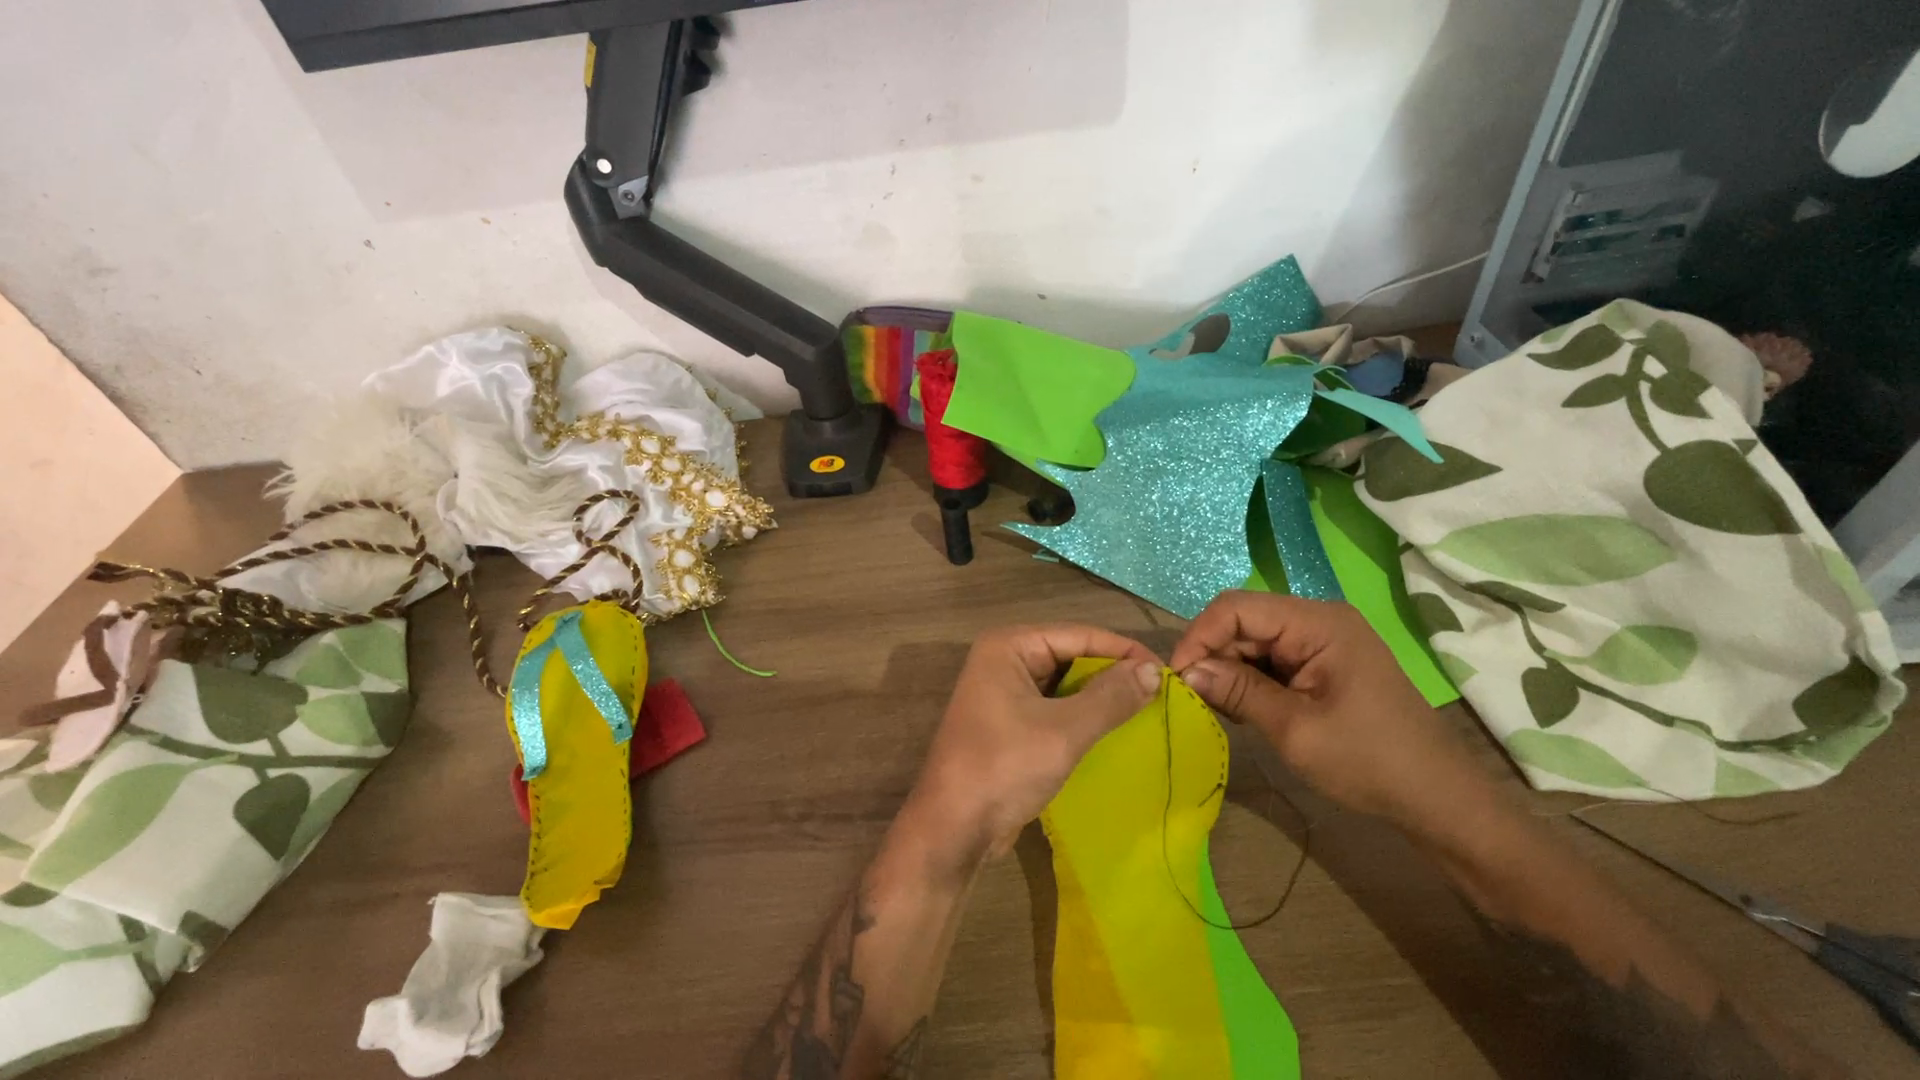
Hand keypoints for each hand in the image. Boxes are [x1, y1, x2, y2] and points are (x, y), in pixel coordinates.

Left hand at [905, 624, 1160, 866]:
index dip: (1124, 651)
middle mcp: (1004, 661)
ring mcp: (1004, 694)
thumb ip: (1111, 698)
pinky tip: (1116, 732)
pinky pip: (1055, 710)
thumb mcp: (1064, 731)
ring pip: (1066, 685)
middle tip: (1163, 694)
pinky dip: (1084, 718)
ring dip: (1101, 698)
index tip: (1168, 672)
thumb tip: (1154, 672)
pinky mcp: (1009, 725)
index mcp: (1009, 647)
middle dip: (1114, 674)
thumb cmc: (1004, 768)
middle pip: (1072, 656)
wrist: (954, 829)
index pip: (1079, 635)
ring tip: (1148, 712)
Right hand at [1170, 591, 1488, 832]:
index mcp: (1318, 623)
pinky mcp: (1323, 663)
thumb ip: (1238, 691)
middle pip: (1244, 621)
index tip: (1178, 679)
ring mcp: (1323, 640)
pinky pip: (1271, 658)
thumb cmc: (1368, 762)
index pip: (1236, 608)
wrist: (1435, 797)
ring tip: (1220, 710)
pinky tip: (1246, 711)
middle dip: (1212, 655)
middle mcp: (1319, 619)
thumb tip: (1185, 671)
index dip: (1199, 637)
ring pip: (1253, 640)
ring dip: (1229, 670)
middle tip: (1194, 701)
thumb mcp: (1294, 729)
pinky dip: (1250, 680)